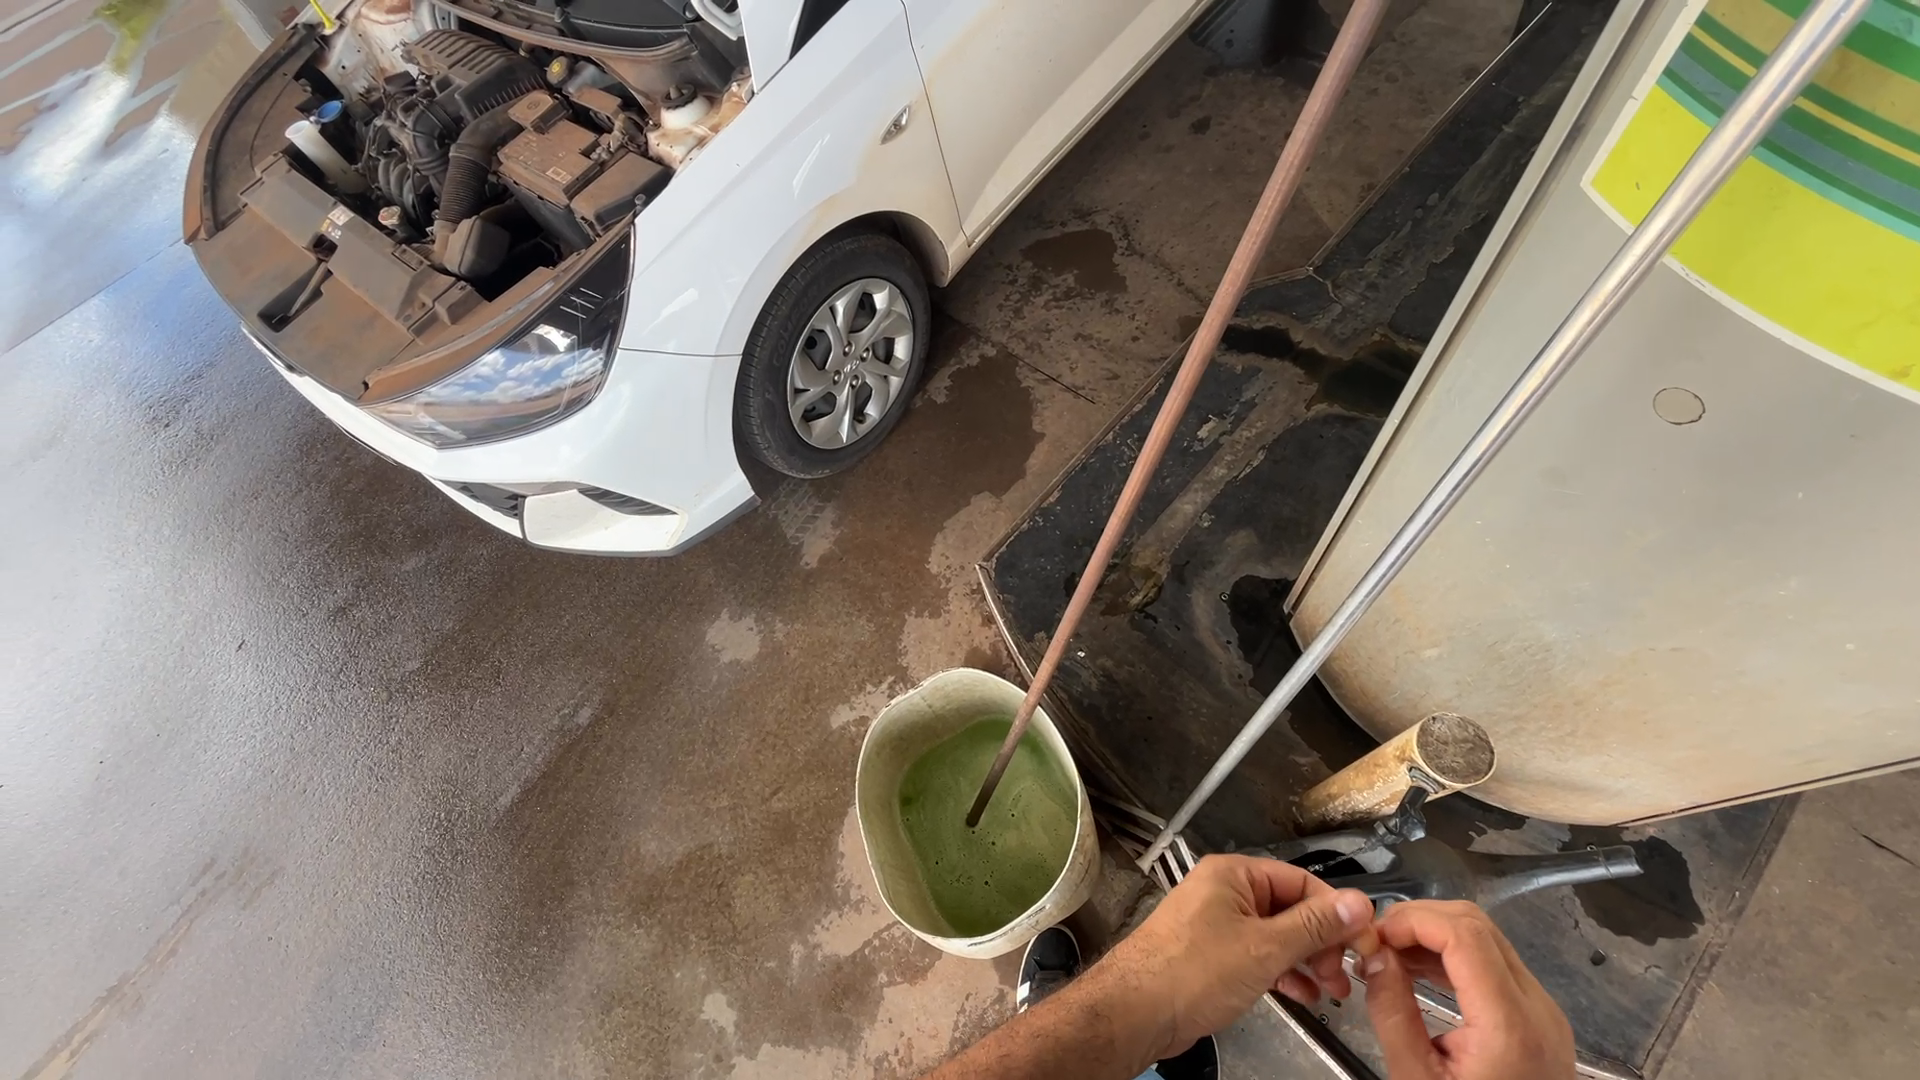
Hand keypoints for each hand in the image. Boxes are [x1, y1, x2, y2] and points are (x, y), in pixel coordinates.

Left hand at [1089, 855, 1375, 1058]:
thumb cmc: (1197, 969)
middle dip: (1322, 942)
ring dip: (1307, 961)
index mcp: (1233, 874)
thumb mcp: (1264, 948)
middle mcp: (1225, 891)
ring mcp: (1217, 922)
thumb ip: (1314, 926)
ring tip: (1334, 993)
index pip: (1300, 881)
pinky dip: (1283, 972)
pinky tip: (1304, 996)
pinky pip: (1258, 954)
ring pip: (1276, 934)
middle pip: (1289, 908)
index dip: (1336, 912)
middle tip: (1346, 978)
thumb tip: (1360, 901)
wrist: (1139, 1008)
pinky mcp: (1213, 952)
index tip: (1365, 946)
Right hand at [1361, 900, 1574, 1079]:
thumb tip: (1374, 951)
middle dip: (1418, 919)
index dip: (1411, 920)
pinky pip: (1492, 961)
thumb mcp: (1414, 1077)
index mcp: (1510, 1025)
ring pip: (1484, 936)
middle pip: (1476, 924)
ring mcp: (1544, 1012)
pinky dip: (1450, 953)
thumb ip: (1391, 1008)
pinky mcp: (1539, 1019)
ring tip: (1389, 956)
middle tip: (1377, 943)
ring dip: (1432, 933)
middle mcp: (1538, 1008)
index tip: (1373, 938)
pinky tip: (1416, 971)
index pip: (1463, 934)